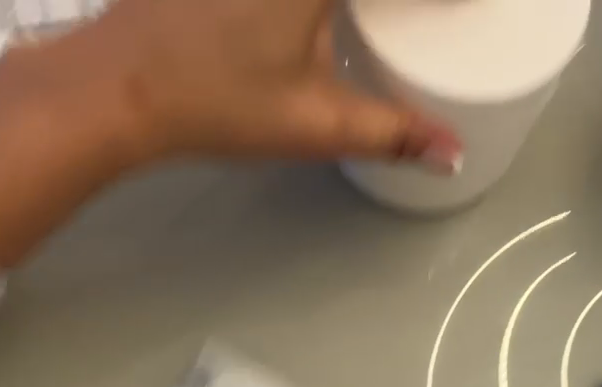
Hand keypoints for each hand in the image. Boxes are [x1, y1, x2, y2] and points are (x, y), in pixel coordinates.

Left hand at [0, 0, 459, 267]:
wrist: (119, 82)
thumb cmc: (221, 101)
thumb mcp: (317, 121)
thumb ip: (393, 131)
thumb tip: (452, 156)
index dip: (450, 6)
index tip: (482, 17)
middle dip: (409, 10)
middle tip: (424, 27)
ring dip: (370, 10)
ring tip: (378, 29)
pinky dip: (333, 4)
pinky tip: (331, 25)